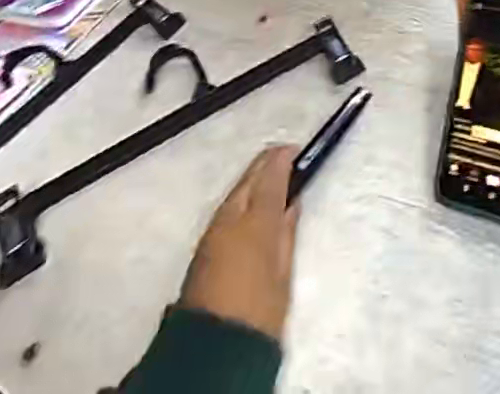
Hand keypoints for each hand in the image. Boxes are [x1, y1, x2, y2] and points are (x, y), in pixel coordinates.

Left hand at [179, 145, 300, 340]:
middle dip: (267, 163)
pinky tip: (252, 202)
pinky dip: (242, 197)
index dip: (284, 158)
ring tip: (272, 177)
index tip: (297, 149)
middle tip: (287, 157)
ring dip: (253, 180)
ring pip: (236, 192)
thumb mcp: (283, 270)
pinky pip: (226, 209)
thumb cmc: (259, 309)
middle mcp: (230, 219)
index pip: (270, 176)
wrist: (212, 350)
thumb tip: (291, 202)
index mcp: (255, 222)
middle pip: (248, 179)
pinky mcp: (203, 247)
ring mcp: (212, 232)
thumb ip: (287, 231)